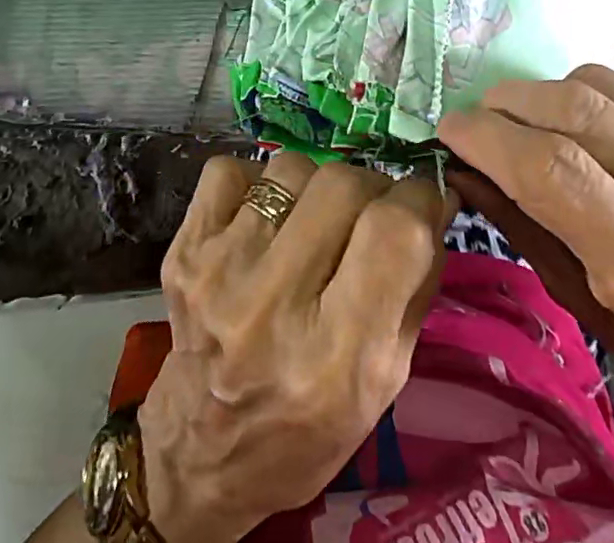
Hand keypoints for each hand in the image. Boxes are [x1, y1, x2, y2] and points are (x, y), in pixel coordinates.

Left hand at [138, 153, 453, 542]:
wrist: (204, 445)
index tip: (421, 202)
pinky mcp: (182, 249)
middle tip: (369, 214)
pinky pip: (230, 170)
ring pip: (291, 168)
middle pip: (343, 185)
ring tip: (314, 222)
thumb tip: (430, 201)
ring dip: (316, 186)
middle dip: (372, 189)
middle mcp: (272, 305)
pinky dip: (257, 183)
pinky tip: (264, 219)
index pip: (394, 231)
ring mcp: (218, 271)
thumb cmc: (308, 428)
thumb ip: (414, 286)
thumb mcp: (385, 382)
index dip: (419, 200)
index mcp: (337, 356)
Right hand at [436, 62, 613, 432]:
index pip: (554, 170)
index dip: (488, 136)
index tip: (451, 129)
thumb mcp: (579, 303)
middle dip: (509, 103)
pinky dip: (612, 91)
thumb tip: (460, 163)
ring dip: (554, 95)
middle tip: (485, 119)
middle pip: (579, 110)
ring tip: (548, 127)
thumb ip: (519, 224)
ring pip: (608, 82)